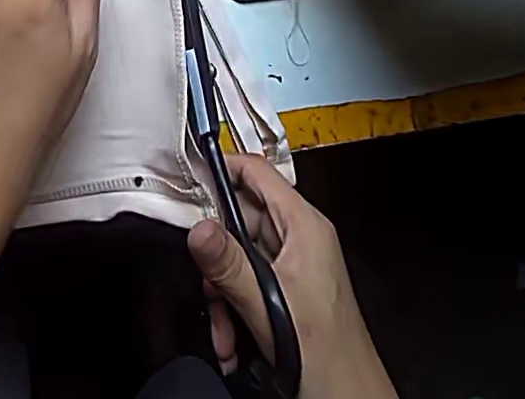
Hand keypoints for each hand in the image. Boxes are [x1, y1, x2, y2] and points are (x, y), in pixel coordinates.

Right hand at [188, 155, 396, 398]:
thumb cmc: (329, 356)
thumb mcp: (269, 304)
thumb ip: (230, 265)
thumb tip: (201, 228)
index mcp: (304, 225)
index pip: (259, 173)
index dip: (225, 168)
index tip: (195, 175)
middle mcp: (301, 237)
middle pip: (243, 219)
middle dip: (220, 255)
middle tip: (209, 283)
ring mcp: (296, 262)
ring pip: (243, 255)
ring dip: (225, 291)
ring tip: (226, 327)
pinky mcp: (290, 288)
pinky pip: (252, 281)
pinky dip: (237, 306)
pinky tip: (235, 339)